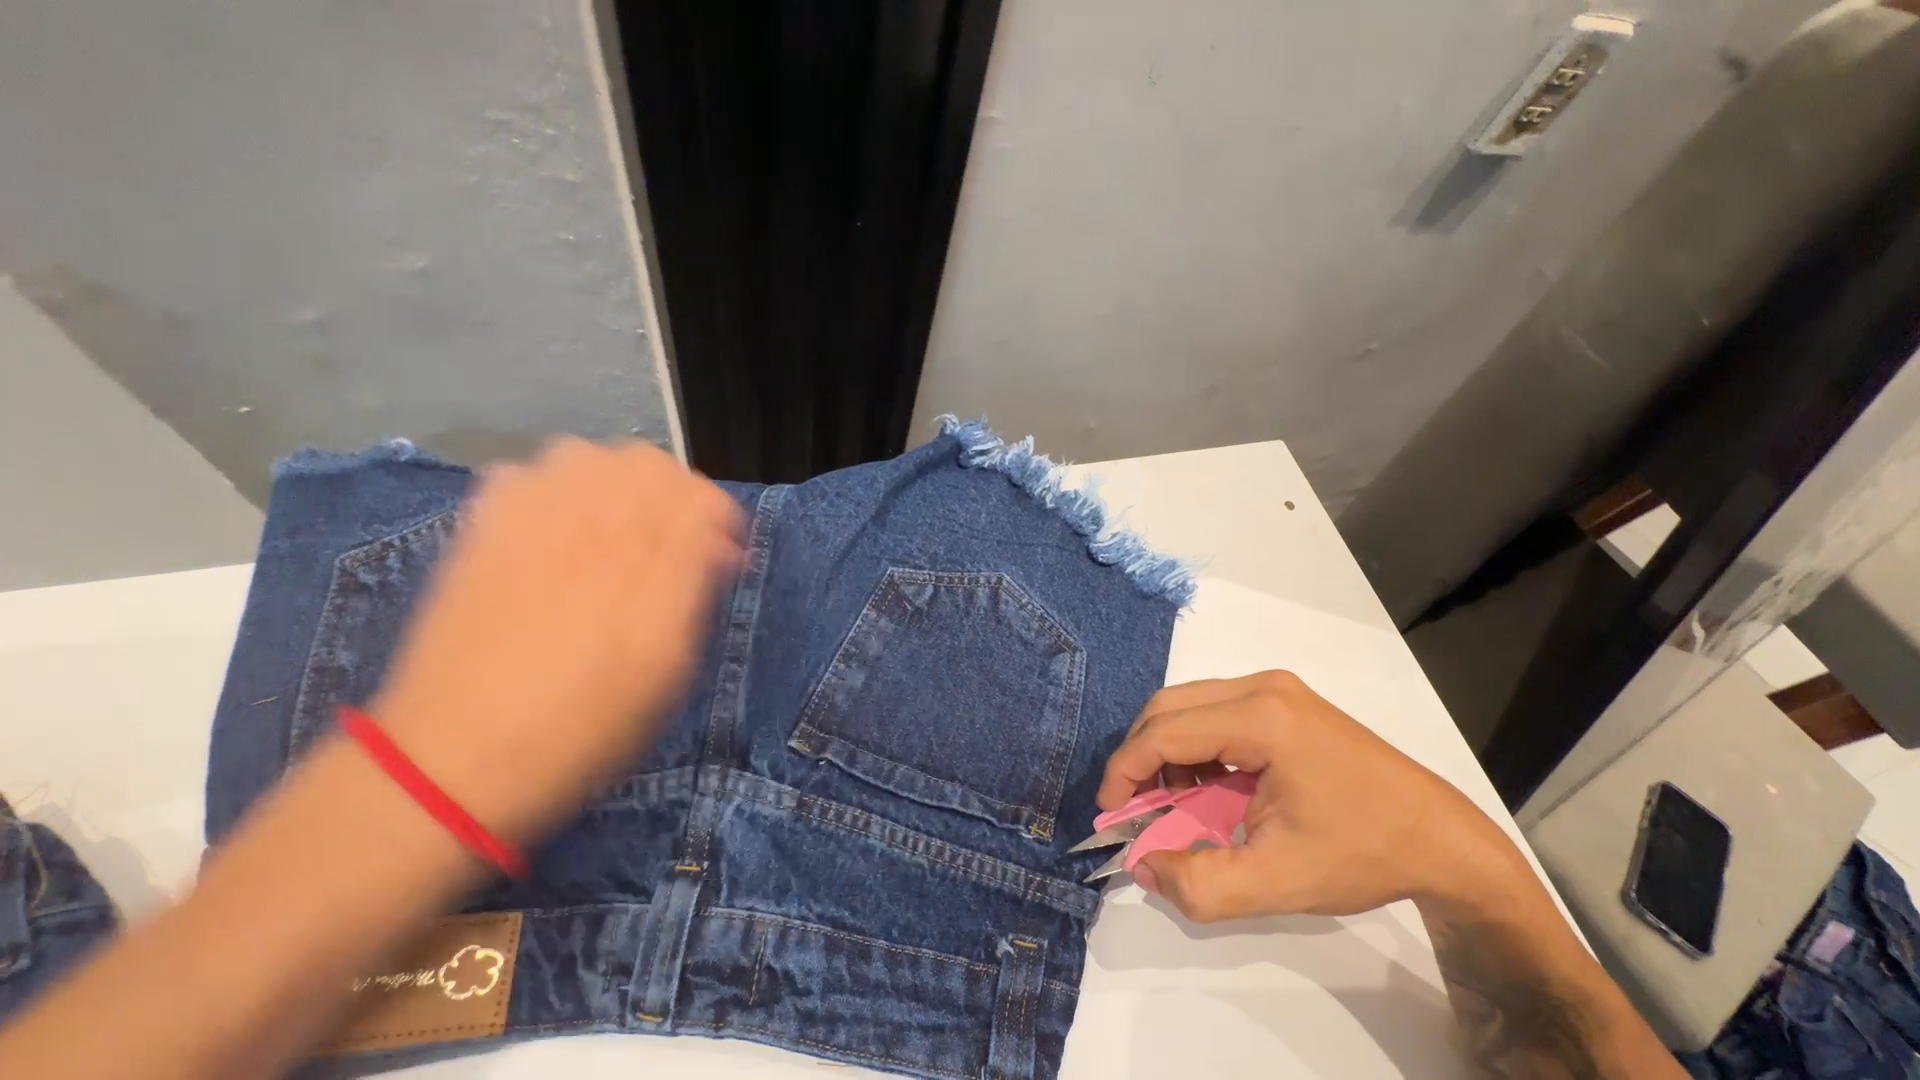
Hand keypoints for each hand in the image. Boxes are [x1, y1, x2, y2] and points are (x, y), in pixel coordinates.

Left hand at [367, 437, 742, 842]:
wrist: (456, 760)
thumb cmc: (582, 730)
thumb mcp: (666, 673)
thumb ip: (691, 594)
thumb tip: (712, 549)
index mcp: (646, 564)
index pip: (700, 497)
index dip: (719, 519)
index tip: (722, 556)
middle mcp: (590, 525)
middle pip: (646, 463)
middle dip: (673, 492)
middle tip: (673, 539)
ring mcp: (526, 521)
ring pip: (585, 454)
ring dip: (613, 481)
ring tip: (614, 527)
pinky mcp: (478, 530)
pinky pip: (521, 473)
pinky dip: (548, 488)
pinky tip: (551, 530)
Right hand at [1097, 671, 1532, 921]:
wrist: (1440, 840)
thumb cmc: (1361, 855)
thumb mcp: (1276, 883)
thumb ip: (1198, 884)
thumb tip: (1143, 865)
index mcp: (1262, 719)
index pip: (1165, 731)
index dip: (1125, 772)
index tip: (1111, 814)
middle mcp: (1264, 687)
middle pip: (1169, 707)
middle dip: (1140, 757)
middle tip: (1134, 808)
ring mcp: (1278, 689)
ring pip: (1190, 705)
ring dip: (1166, 750)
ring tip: (1170, 803)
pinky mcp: (1286, 701)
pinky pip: (1216, 710)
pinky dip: (1195, 745)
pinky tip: (1206, 787)